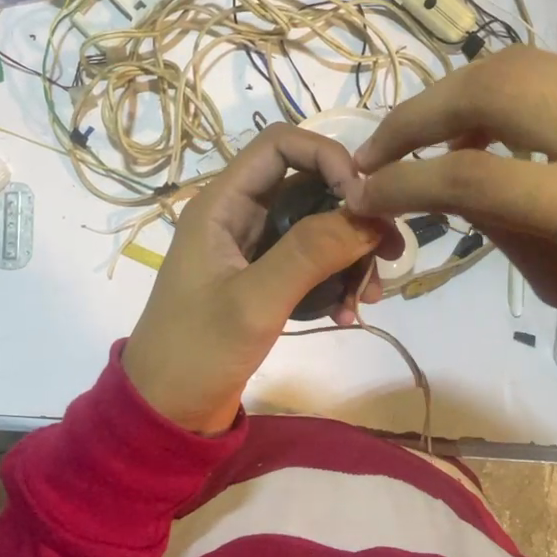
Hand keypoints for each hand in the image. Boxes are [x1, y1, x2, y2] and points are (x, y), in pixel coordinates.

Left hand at [122, 124, 392, 434]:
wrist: (167, 412)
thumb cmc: (197, 352)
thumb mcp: (254, 301)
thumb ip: (310, 253)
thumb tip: (370, 213)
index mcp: (222, 204)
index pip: (281, 144)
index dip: (329, 158)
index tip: (366, 201)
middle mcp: (238, 216)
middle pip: (309, 187)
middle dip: (351, 216)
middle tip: (389, 255)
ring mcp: (252, 250)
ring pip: (316, 227)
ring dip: (349, 256)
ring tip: (368, 299)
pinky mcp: (263, 281)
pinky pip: (311, 264)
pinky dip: (334, 283)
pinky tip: (347, 315)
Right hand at [343, 46, 556, 354]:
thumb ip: (494, 222)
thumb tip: (433, 183)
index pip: (476, 173)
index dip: (404, 180)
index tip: (361, 192)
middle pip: (491, 89)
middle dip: (416, 114)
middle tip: (378, 151)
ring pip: (518, 64)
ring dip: (453, 95)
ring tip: (425, 137)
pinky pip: (554, 73)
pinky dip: (500, 94)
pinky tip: (485, 128)